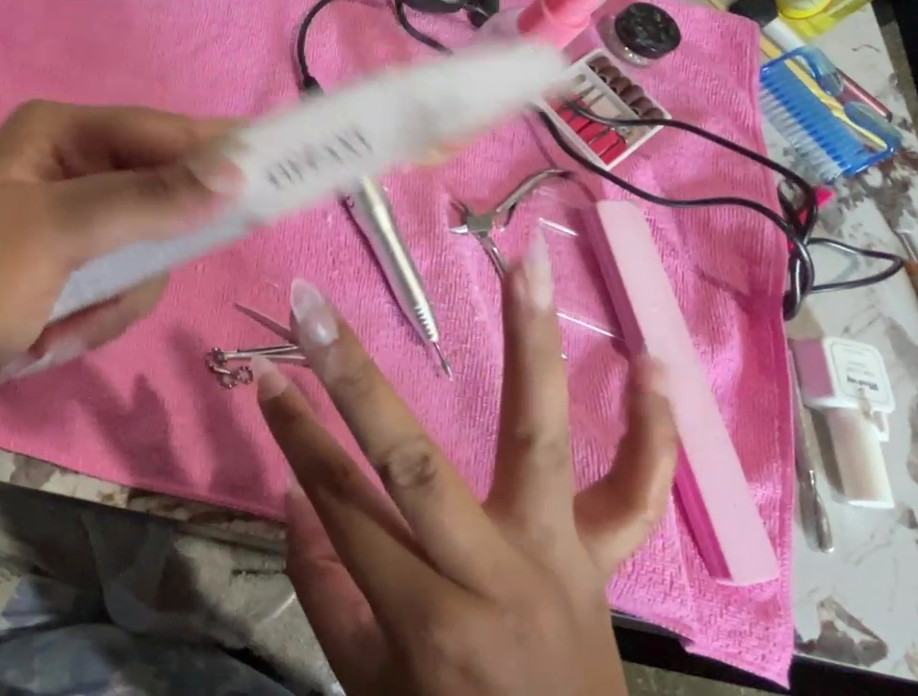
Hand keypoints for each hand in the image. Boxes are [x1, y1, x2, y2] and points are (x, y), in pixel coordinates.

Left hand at [0, 101, 238, 429]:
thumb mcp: (54, 235)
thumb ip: (147, 200)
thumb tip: (237, 168)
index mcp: (56, 135)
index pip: (163, 131)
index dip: (222, 153)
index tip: (285, 176)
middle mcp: (62, 171)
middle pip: (157, 200)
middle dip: (140, 257)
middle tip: (114, 285)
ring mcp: (61, 231)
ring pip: (142, 260)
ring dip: (105, 303)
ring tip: (52, 322)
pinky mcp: (59, 280)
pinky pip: (112, 296)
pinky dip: (84, 325)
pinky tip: (36, 340)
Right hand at [252, 232, 677, 694]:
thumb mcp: (368, 683)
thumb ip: (323, 591)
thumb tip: (296, 500)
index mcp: (425, 616)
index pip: (342, 503)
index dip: (297, 438)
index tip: (264, 375)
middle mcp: (494, 574)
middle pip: (414, 464)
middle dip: (355, 380)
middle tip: (315, 308)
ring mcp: (559, 557)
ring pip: (542, 442)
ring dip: (533, 346)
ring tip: (528, 264)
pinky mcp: (603, 558)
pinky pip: (636, 494)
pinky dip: (653, 429)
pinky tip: (652, 361)